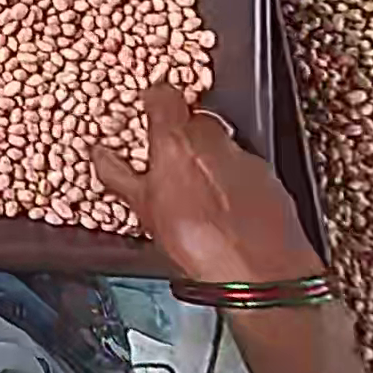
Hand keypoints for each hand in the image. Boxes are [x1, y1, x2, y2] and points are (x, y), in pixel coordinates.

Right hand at [92, 84, 323, 283]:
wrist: (259, 276)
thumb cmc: (195, 239)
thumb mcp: (140, 206)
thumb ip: (116, 173)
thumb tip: (99, 154)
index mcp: (176, 139)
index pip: (165, 95)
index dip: (154, 96)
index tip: (148, 102)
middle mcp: (214, 141)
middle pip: (195, 118)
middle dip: (181, 131)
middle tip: (166, 153)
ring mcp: (247, 160)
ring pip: (221, 143)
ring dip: (207, 155)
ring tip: (195, 185)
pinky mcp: (273, 181)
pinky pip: (245, 167)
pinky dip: (231, 176)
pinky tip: (223, 202)